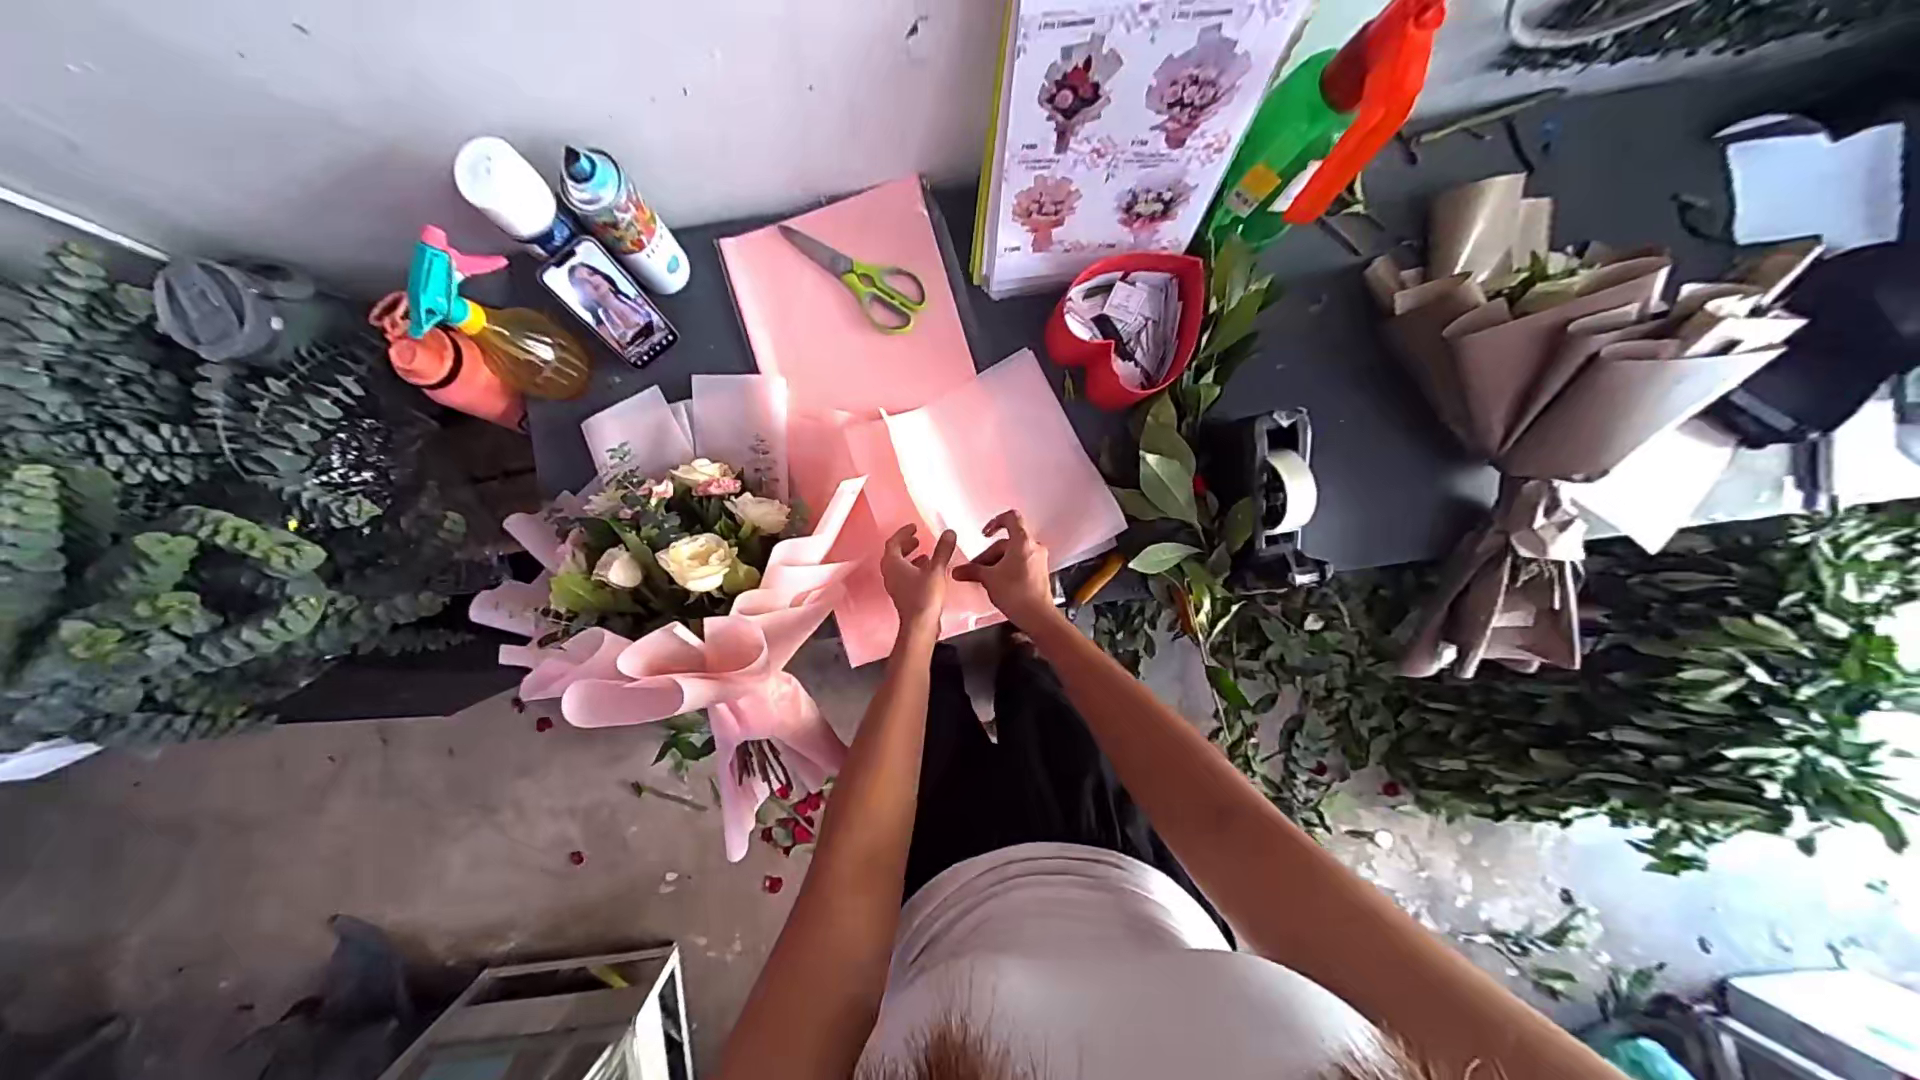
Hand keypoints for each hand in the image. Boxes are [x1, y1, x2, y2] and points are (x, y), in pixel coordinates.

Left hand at [880, 524, 955, 634]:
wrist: (920, 624)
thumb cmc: (924, 597)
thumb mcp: (936, 569)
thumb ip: (942, 550)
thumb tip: (949, 533)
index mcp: (893, 564)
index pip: (893, 542)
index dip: (903, 533)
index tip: (913, 528)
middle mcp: (890, 574)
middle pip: (894, 554)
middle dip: (906, 545)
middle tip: (916, 539)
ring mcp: (895, 586)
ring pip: (899, 566)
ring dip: (910, 558)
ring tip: (924, 554)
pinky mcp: (902, 595)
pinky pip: (904, 577)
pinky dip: (913, 569)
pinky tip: (927, 571)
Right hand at [953, 510, 1054, 628]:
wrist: (1037, 616)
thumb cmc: (1017, 594)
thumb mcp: (988, 579)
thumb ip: (972, 571)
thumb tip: (959, 571)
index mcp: (1022, 542)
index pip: (1011, 518)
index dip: (995, 522)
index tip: (985, 533)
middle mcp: (1033, 547)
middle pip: (1007, 542)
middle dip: (989, 554)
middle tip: (976, 568)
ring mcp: (1039, 560)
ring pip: (1013, 554)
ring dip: (997, 562)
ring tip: (985, 578)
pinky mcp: (1040, 572)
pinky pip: (1021, 563)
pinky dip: (1008, 568)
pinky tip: (998, 582)